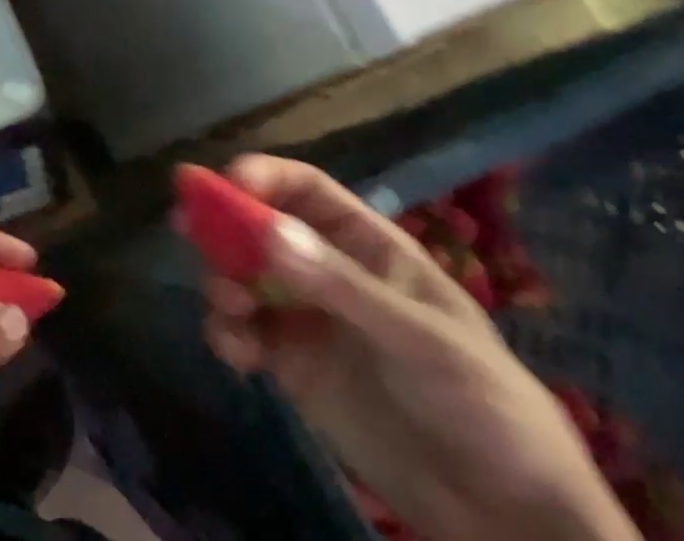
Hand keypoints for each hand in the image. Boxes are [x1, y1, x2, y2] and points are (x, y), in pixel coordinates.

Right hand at [195, 155, 639, 540]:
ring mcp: (308, 319)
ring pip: (241, 278)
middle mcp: (330, 273)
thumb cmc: (477, 399)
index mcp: (369, 248)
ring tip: (228, 311)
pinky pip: (242, 332)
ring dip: (221, 284)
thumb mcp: (415, 336)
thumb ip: (338, 284)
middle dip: (223, 229)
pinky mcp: (291, 365)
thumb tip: (264, 229)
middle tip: (186, 232)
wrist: (497, 505)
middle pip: (260, 229)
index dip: (262, 178)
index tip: (219, 185)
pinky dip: (227, 334)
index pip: (306, 191)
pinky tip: (237, 354)